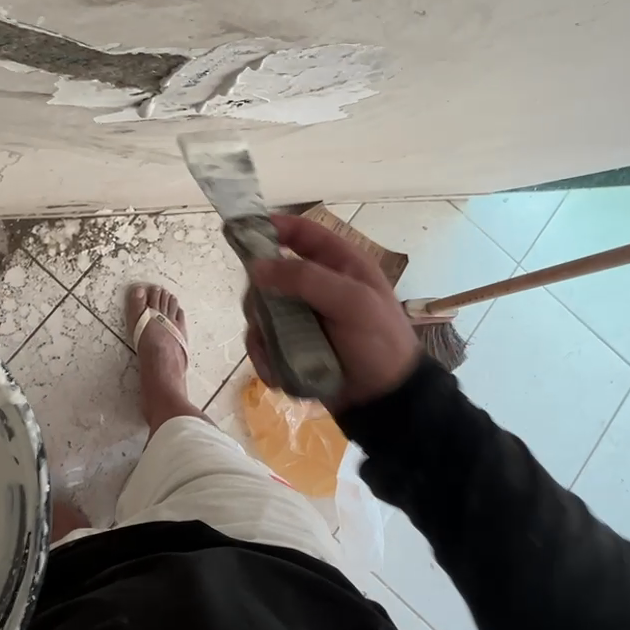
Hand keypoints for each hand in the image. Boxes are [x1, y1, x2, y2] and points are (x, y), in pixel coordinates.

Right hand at [243, 213, 421, 409]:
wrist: (387, 402)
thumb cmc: (379, 343)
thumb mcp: (352, 303)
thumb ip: (306, 278)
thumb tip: (256, 267)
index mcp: (338, 263)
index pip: (300, 231)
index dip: (272, 227)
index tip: (242, 233)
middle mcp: (316, 284)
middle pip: (269, 272)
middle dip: (259, 293)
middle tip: (261, 313)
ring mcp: (302, 315)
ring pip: (261, 308)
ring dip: (260, 330)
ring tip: (272, 352)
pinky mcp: (292, 344)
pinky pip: (263, 340)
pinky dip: (263, 355)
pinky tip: (276, 372)